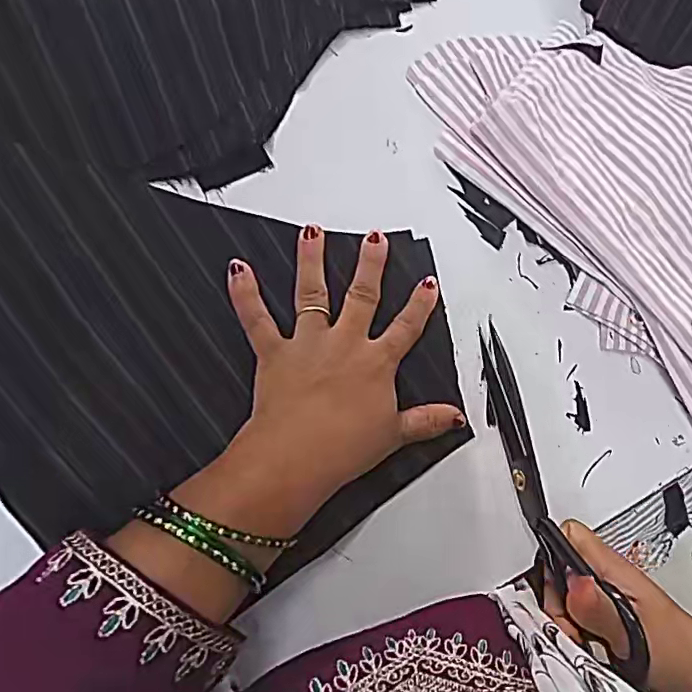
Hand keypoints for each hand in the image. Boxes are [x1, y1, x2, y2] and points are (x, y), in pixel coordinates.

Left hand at [216, 226, 465, 536]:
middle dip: (371, 265)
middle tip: (375, 240)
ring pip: (313, 294)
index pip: (406, 327)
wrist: (295, 457)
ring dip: (312, 260)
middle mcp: (345, 345)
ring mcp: (308, 345)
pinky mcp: (275, 354)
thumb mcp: (394, 435)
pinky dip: (246, 294)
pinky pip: (257, 319)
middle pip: (363, 296)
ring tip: (313, 233)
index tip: (427, 283)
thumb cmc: (341, 448)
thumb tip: (452, 418)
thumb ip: (426, 421)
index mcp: (377, 364)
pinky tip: (239, 269)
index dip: (420, 304)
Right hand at [544, 521, 691, 691]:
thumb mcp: (635, 637)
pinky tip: (592, 651)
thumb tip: (572, 583)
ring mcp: (608, 597)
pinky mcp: (608, 617)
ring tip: (587, 645)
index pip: (568, 535)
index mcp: (616, 569)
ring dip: (565, 624)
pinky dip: (576, 635)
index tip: (552, 597)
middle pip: (558, 570)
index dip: (549, 559)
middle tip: (571, 631)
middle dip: (554, 604)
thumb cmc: (682, 655)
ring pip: (564, 597)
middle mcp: (609, 577)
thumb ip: (599, 610)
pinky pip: (576, 618)